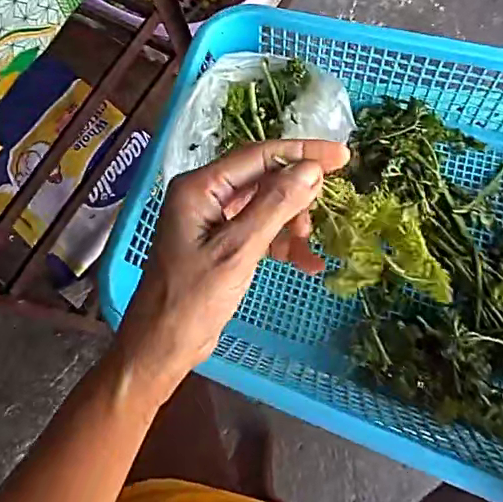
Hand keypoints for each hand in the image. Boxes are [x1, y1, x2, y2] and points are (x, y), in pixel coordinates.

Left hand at [115, 139, 350, 400]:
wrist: (160, 348)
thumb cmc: (191, 300)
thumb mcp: (238, 250)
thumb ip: (275, 206)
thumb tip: (311, 170)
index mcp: (200, 187)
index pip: (260, 155)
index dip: (304, 152)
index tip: (342, 156)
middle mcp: (205, 194)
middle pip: (264, 176)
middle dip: (299, 192)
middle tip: (331, 203)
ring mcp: (212, 217)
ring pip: (266, 203)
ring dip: (292, 221)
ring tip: (306, 246)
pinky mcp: (220, 239)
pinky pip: (260, 227)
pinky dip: (281, 241)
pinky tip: (302, 262)